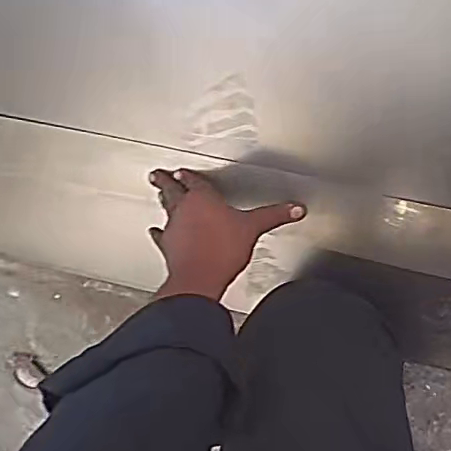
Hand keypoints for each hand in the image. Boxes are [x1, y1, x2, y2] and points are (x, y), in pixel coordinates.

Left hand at [149, 169, 305, 301]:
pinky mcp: (168, 247)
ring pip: (166, 209)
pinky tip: (156, 233)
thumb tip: (295, 208)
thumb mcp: (253, 228)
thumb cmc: (222, 251)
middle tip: (157, 175)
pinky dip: (159, 234)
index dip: (190, 176)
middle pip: (172, 190)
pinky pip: (161, 236)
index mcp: (203, 199)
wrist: (199, 278)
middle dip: (165, 181)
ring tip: (158, 194)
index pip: (194, 181)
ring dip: (162, 200)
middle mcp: (184, 210)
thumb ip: (274, 216)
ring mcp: (174, 228)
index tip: (183, 172)